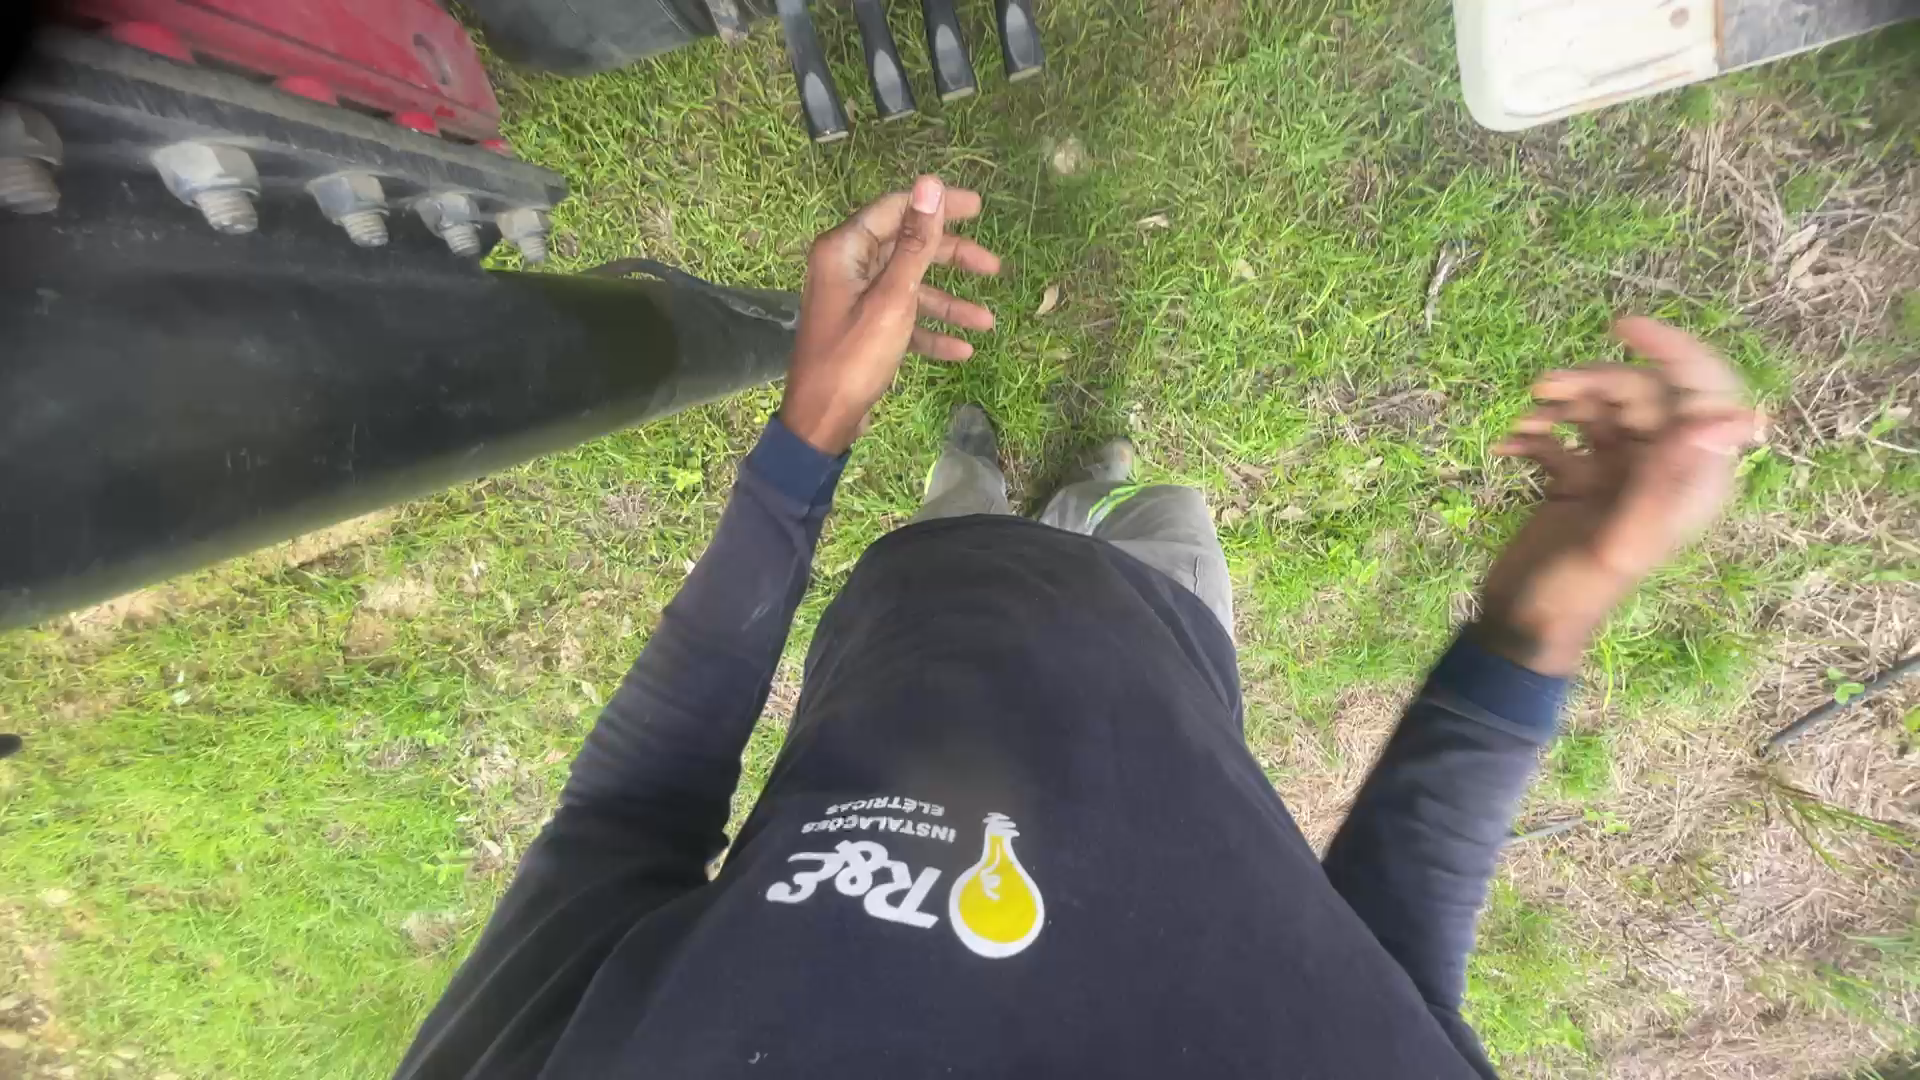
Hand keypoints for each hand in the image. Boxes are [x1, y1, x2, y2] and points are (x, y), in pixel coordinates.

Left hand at [779, 175, 1001, 453]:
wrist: (823, 419)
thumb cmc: (854, 357)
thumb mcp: (892, 298)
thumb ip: (915, 243)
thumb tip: (930, 184)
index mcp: (845, 249)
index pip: (897, 209)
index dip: (938, 206)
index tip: (978, 207)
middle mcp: (848, 268)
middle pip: (908, 250)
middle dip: (953, 261)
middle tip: (994, 266)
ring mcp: (856, 301)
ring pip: (911, 290)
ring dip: (949, 305)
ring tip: (987, 322)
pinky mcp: (864, 331)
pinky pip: (903, 321)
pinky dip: (930, 332)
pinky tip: (962, 350)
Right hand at [1478, 317, 1762, 674]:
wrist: (1524, 621)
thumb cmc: (1575, 590)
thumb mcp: (1622, 541)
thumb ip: (1668, 484)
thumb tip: (1729, 419)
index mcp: (1690, 479)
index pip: (1702, 396)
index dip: (1674, 354)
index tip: (1621, 327)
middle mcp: (1658, 469)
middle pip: (1640, 399)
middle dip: (1593, 383)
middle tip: (1542, 386)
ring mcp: (1614, 476)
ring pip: (1597, 415)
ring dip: (1560, 406)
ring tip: (1523, 415)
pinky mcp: (1573, 484)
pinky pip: (1559, 442)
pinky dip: (1533, 437)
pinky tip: (1506, 446)